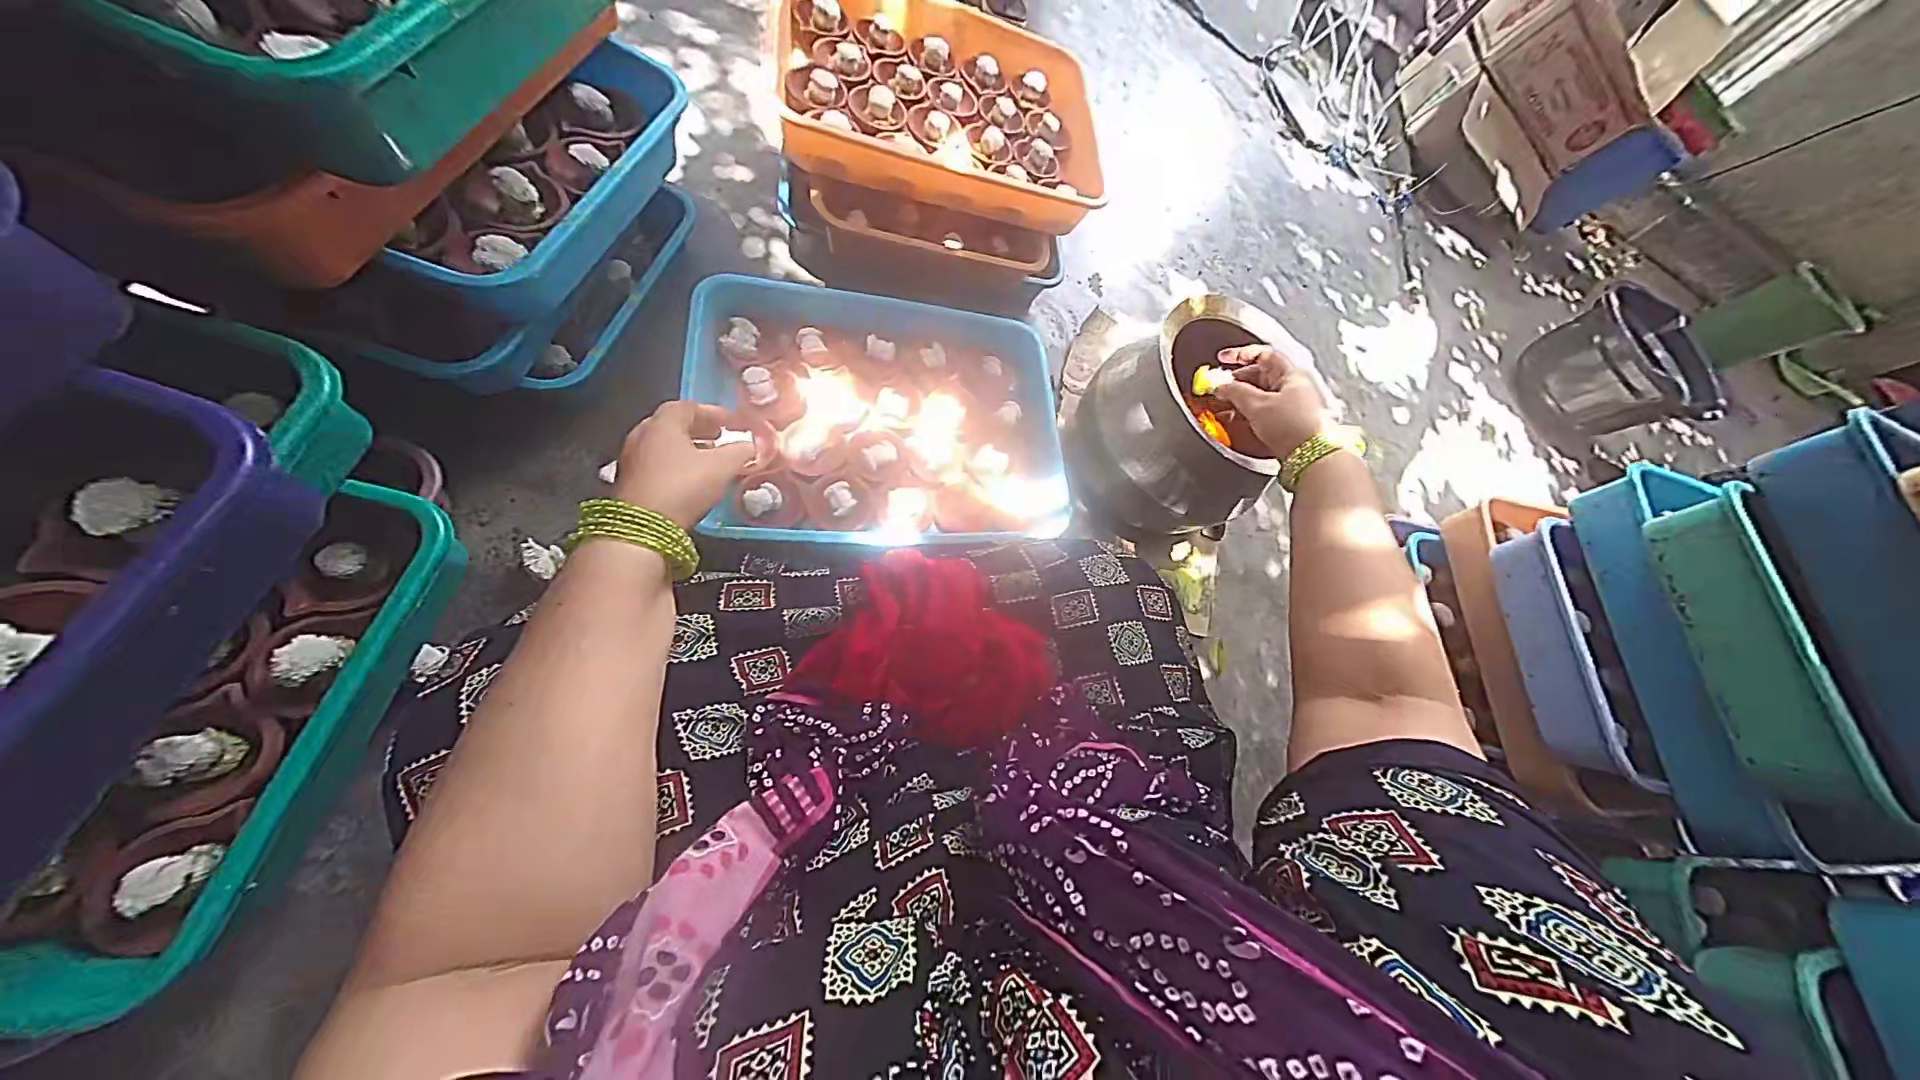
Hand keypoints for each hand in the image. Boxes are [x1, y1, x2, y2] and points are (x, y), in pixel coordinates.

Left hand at [612, 401, 757, 527]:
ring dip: (689, 448)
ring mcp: (632, 458)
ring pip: (665, 445)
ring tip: (711, 458)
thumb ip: (741, 452)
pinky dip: (677, 464)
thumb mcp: (722, 467)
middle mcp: (643, 434)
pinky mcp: (630, 481)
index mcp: (663, 423)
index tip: (733, 423)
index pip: (689, 406)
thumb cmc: (684, 486)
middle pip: (674, 425)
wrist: (644, 527)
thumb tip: (755, 445)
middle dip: (701, 429)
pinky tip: (693, 478)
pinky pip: (658, 463)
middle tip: (722, 437)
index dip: (714, 412)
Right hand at [1210, 341, 1335, 458]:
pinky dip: (1246, 411)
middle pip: (1258, 375)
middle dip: (1235, 380)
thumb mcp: (1257, 405)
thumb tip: (1220, 385)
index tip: (1223, 358)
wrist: (1310, 455)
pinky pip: (1261, 410)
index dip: (1240, 354)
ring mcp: (1289, 404)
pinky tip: (1235, 418)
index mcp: (1290, 375)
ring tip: (1223, 404)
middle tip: (1218, 387)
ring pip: (1258, 394)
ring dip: (1238, 398)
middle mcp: (1292, 387)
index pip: (1263, 354)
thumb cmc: (1294, 427)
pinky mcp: (1284, 421)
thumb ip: (1234, 392)